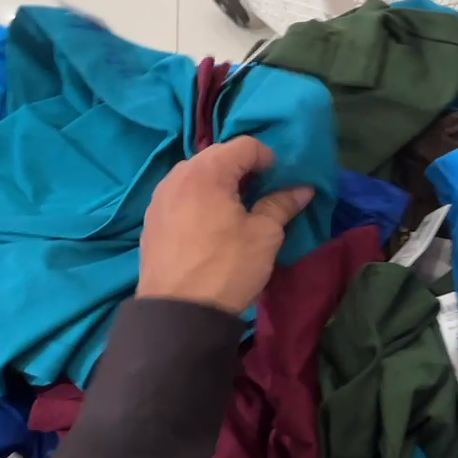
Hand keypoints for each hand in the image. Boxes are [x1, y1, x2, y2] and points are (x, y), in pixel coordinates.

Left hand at [138, 136, 313, 314]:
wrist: (179, 312)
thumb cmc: (228, 266)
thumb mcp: (265, 234)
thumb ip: (282, 203)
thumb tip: (303, 189)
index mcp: (206, 173)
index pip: (245, 145)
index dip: (269, 159)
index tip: (280, 184)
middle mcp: (178, 176)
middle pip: (219, 156)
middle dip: (245, 169)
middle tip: (263, 195)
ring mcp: (161, 197)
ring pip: (199, 174)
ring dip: (223, 183)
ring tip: (239, 210)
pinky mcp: (153, 218)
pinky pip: (184, 194)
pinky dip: (203, 198)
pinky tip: (214, 225)